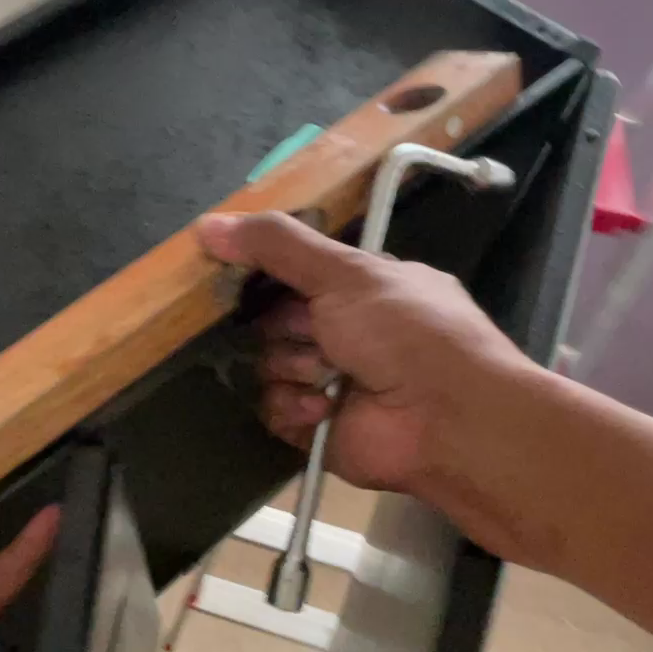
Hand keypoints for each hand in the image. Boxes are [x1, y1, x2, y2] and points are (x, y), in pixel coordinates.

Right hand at [198, 212, 545, 558]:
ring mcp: (328, 382)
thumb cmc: (403, 331)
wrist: (447, 418)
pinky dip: (295, 406)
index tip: (238, 272)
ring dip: (295, 367)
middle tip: (313, 330)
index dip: (266, 275)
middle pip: (272, 322)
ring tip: (331, 375)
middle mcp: (343, 334)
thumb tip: (205, 225)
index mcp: (359, 290)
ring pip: (268, 366)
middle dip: (286, 327)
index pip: (293, 275)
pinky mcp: (315, 426)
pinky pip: (273, 409)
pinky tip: (326, 407)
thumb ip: (278, 246)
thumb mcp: (345, 272)